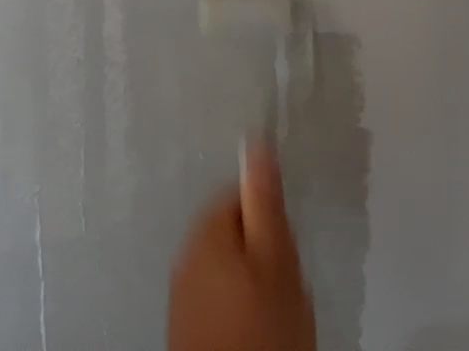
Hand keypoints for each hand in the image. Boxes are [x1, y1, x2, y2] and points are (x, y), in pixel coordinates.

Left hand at [168, 143, 315, 350]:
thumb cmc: (259, 326)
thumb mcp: (275, 261)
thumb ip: (265, 201)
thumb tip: (256, 141)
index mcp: (205, 228)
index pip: (238, 195)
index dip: (269, 214)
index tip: (287, 240)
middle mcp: (184, 250)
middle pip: (231, 229)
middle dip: (262, 248)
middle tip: (286, 279)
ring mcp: (181, 284)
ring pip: (225, 263)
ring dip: (250, 276)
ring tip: (273, 307)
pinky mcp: (185, 317)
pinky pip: (215, 292)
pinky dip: (235, 300)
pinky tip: (252, 323)